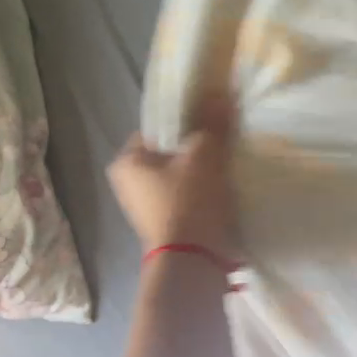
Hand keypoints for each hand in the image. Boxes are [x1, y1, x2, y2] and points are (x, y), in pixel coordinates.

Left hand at [109, 93, 240, 258]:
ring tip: (229, 180)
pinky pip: (187, 205)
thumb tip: (220, 93)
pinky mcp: (166, 231)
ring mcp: (145, 211)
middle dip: (196, 157)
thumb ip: (212, 125)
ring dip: (202, 181)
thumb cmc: (190, 204)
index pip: (157, 131)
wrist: (194, 263)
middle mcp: (127, 185)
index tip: (213, 134)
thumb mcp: (205, 158)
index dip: (187, 128)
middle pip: (170, 158)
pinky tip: (224, 204)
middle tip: (225, 156)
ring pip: (180, 183)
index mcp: (127, 161)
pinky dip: (203, 203)